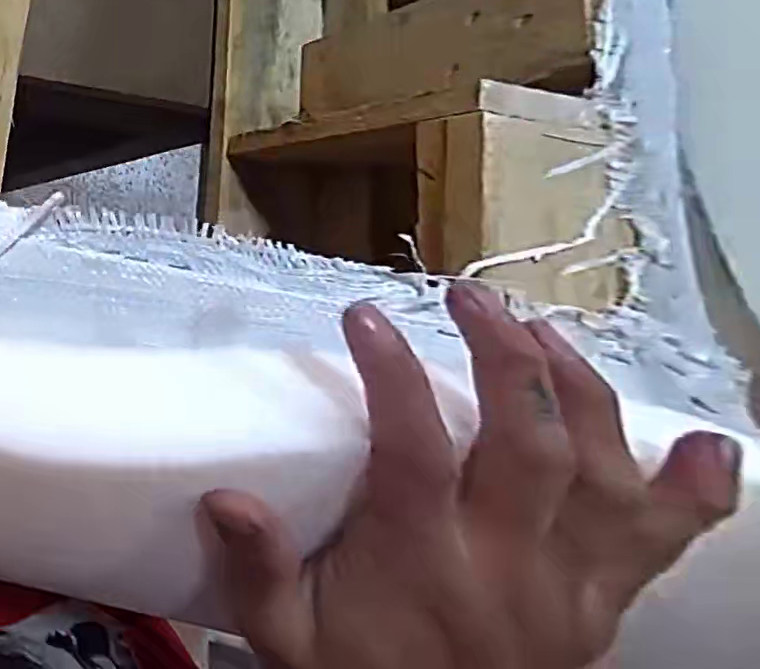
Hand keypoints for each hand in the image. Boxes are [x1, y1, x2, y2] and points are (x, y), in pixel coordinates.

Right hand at [202, 283, 743, 668]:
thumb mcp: (279, 632)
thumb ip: (256, 569)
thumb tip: (226, 499)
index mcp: (421, 559)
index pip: (415, 448)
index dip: (392, 374)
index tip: (364, 315)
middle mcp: (507, 563)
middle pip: (530, 446)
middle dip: (507, 359)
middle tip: (470, 298)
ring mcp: (569, 586)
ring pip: (602, 478)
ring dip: (581, 393)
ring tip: (543, 329)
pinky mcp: (600, 603)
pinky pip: (660, 544)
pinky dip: (692, 492)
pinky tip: (705, 443)